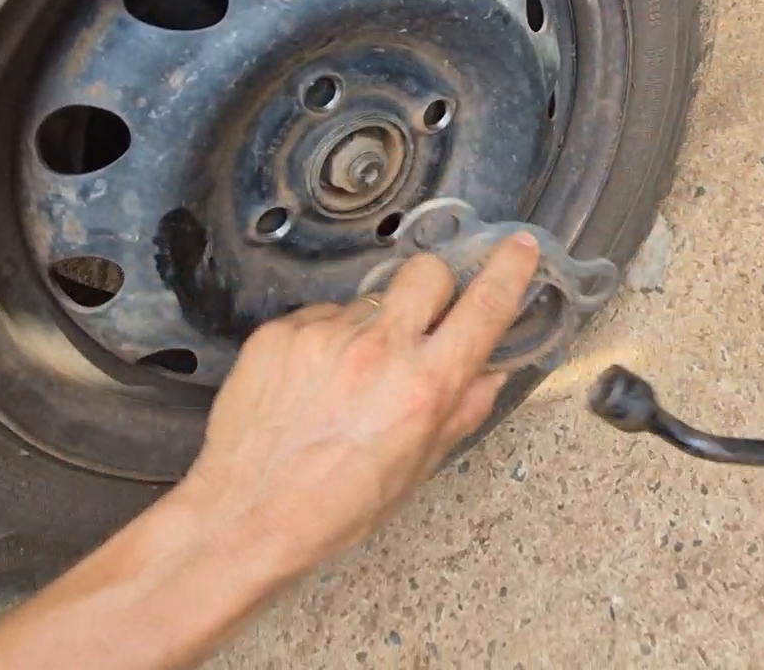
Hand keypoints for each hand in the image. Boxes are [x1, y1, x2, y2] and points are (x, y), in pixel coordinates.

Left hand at [0, 237, 537, 669]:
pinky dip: (327, 337)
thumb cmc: (338, 506)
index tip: (521, 245)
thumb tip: (492, 370)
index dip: (510, 270)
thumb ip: (462, 410)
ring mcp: (326, 334)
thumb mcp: (417, 468)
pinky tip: (311, 379)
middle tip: (419, 322)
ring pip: (370, 298)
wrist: (242, 518)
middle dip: (433, 288)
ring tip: (349, 373)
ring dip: (374, 323)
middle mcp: (380, 349)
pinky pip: (322, 314)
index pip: (484, 308)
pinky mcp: (281, 331)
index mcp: (424, 386)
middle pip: (427, 271)